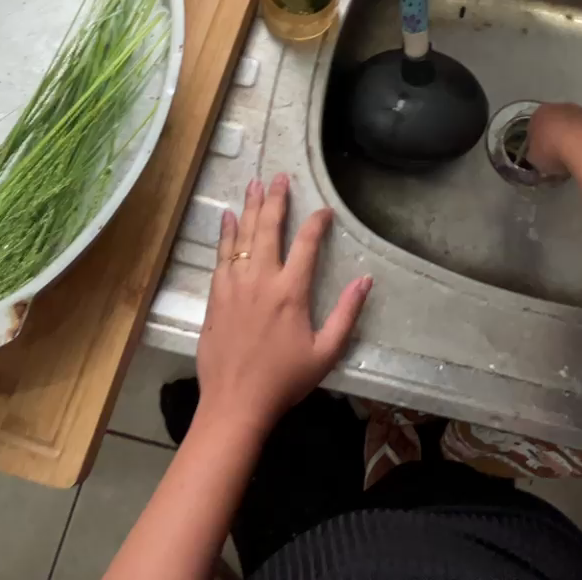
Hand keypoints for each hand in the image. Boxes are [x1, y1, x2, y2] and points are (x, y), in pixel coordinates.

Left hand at [196, 174, 371, 441]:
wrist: (234, 404)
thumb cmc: (284, 380)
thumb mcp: (326, 352)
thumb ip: (346, 314)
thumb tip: (366, 280)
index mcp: (290, 291)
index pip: (306, 243)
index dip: (317, 222)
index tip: (325, 211)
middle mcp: (261, 280)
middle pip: (268, 229)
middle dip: (275, 199)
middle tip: (278, 176)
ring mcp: (234, 286)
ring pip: (242, 237)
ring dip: (249, 208)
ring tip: (253, 185)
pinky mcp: (216, 297)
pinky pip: (221, 256)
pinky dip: (225, 234)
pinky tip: (227, 219)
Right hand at [524, 102, 581, 178]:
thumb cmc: (553, 151)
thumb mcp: (534, 158)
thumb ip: (534, 153)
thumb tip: (538, 154)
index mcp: (539, 113)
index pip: (534, 126)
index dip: (536, 141)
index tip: (541, 154)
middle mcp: (559, 107)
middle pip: (554, 122)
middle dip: (555, 136)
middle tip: (556, 154)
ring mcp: (580, 111)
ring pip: (572, 125)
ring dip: (572, 137)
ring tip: (574, 156)